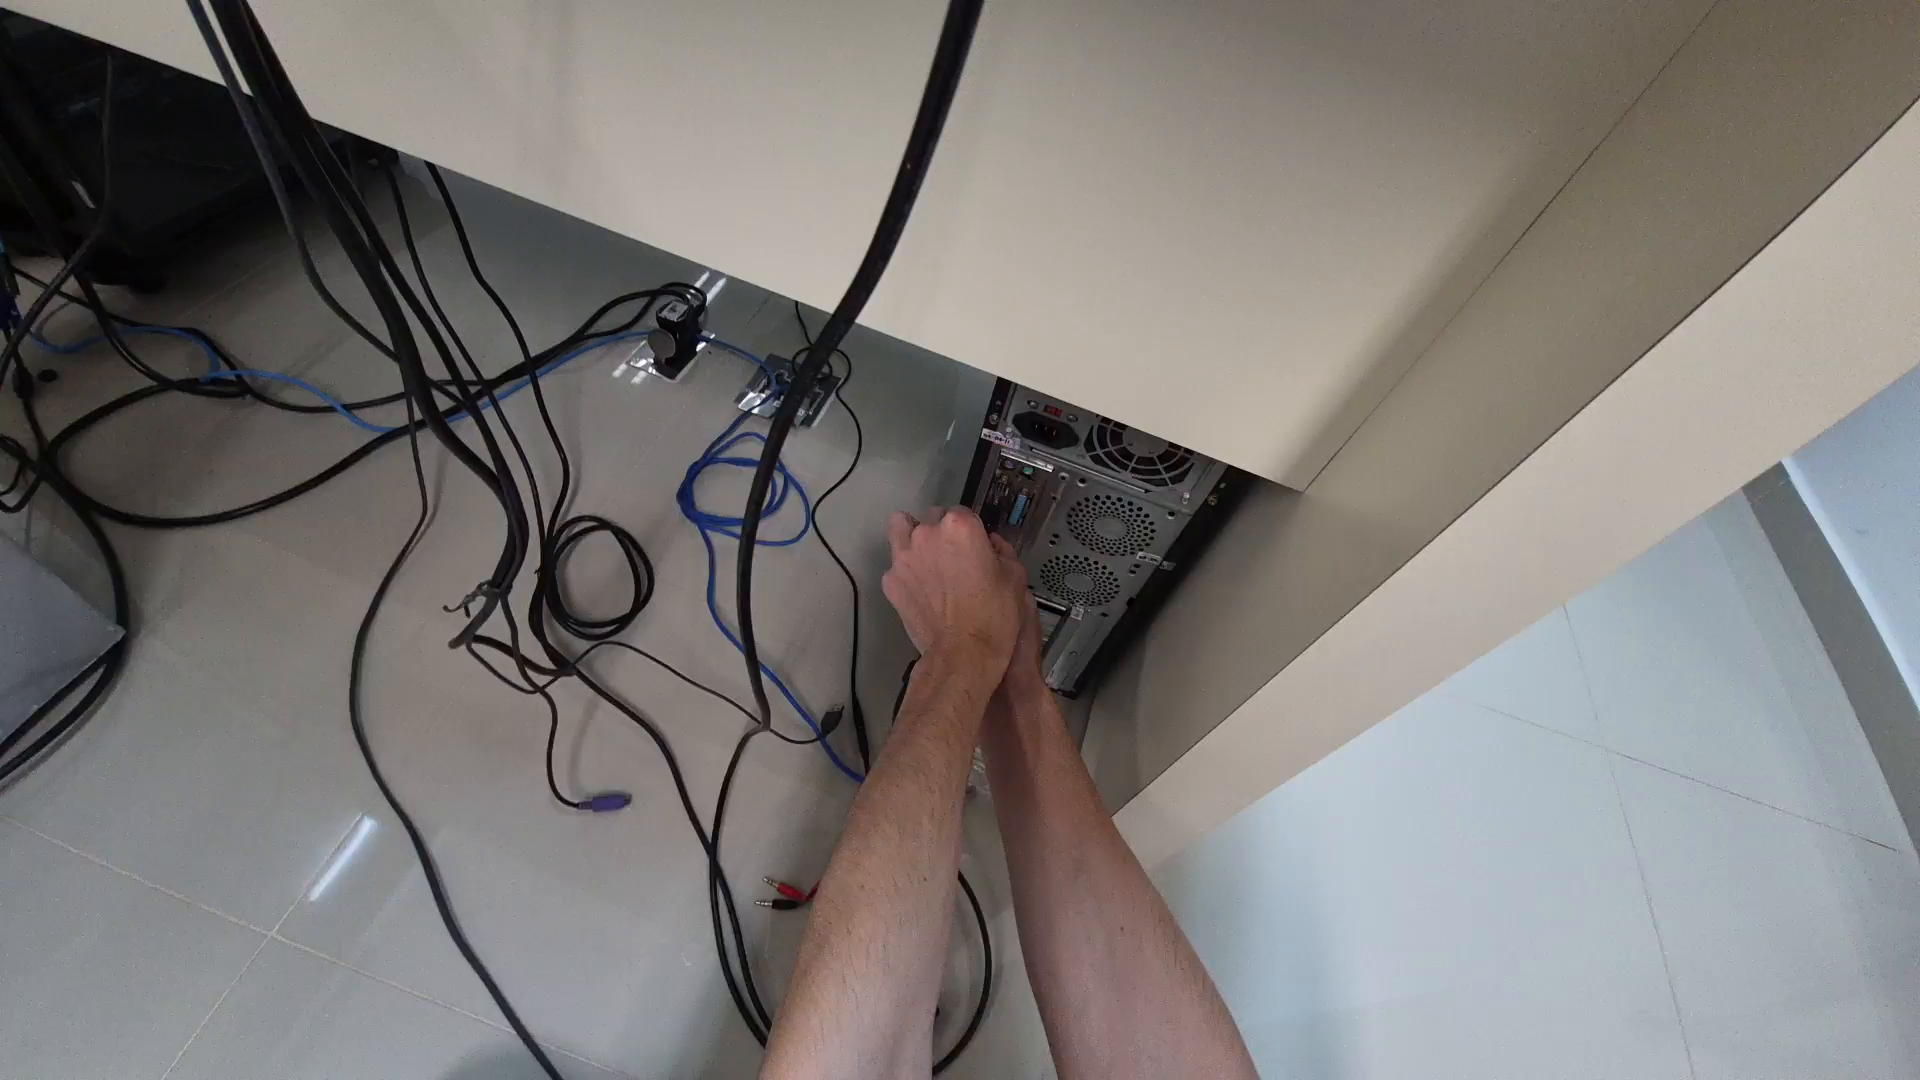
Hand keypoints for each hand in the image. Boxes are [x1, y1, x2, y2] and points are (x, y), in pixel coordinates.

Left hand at [881, 507, 1026, 672]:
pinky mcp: (891, 581)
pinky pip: (896, 565)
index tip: (976, 544)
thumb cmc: (992, 617)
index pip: (962, 511)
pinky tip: (921, 588)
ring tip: (927, 557)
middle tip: (955, 555)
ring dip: (913, 536)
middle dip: (943, 531)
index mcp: (960, 527)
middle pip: (932, 517)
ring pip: (901, 528)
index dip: (971, 528)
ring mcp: (904, 557)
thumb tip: (992, 546)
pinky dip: (906, 571)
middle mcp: (927, 534)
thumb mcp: (1015, 577)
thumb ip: (1001, 551)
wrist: (964, 654)